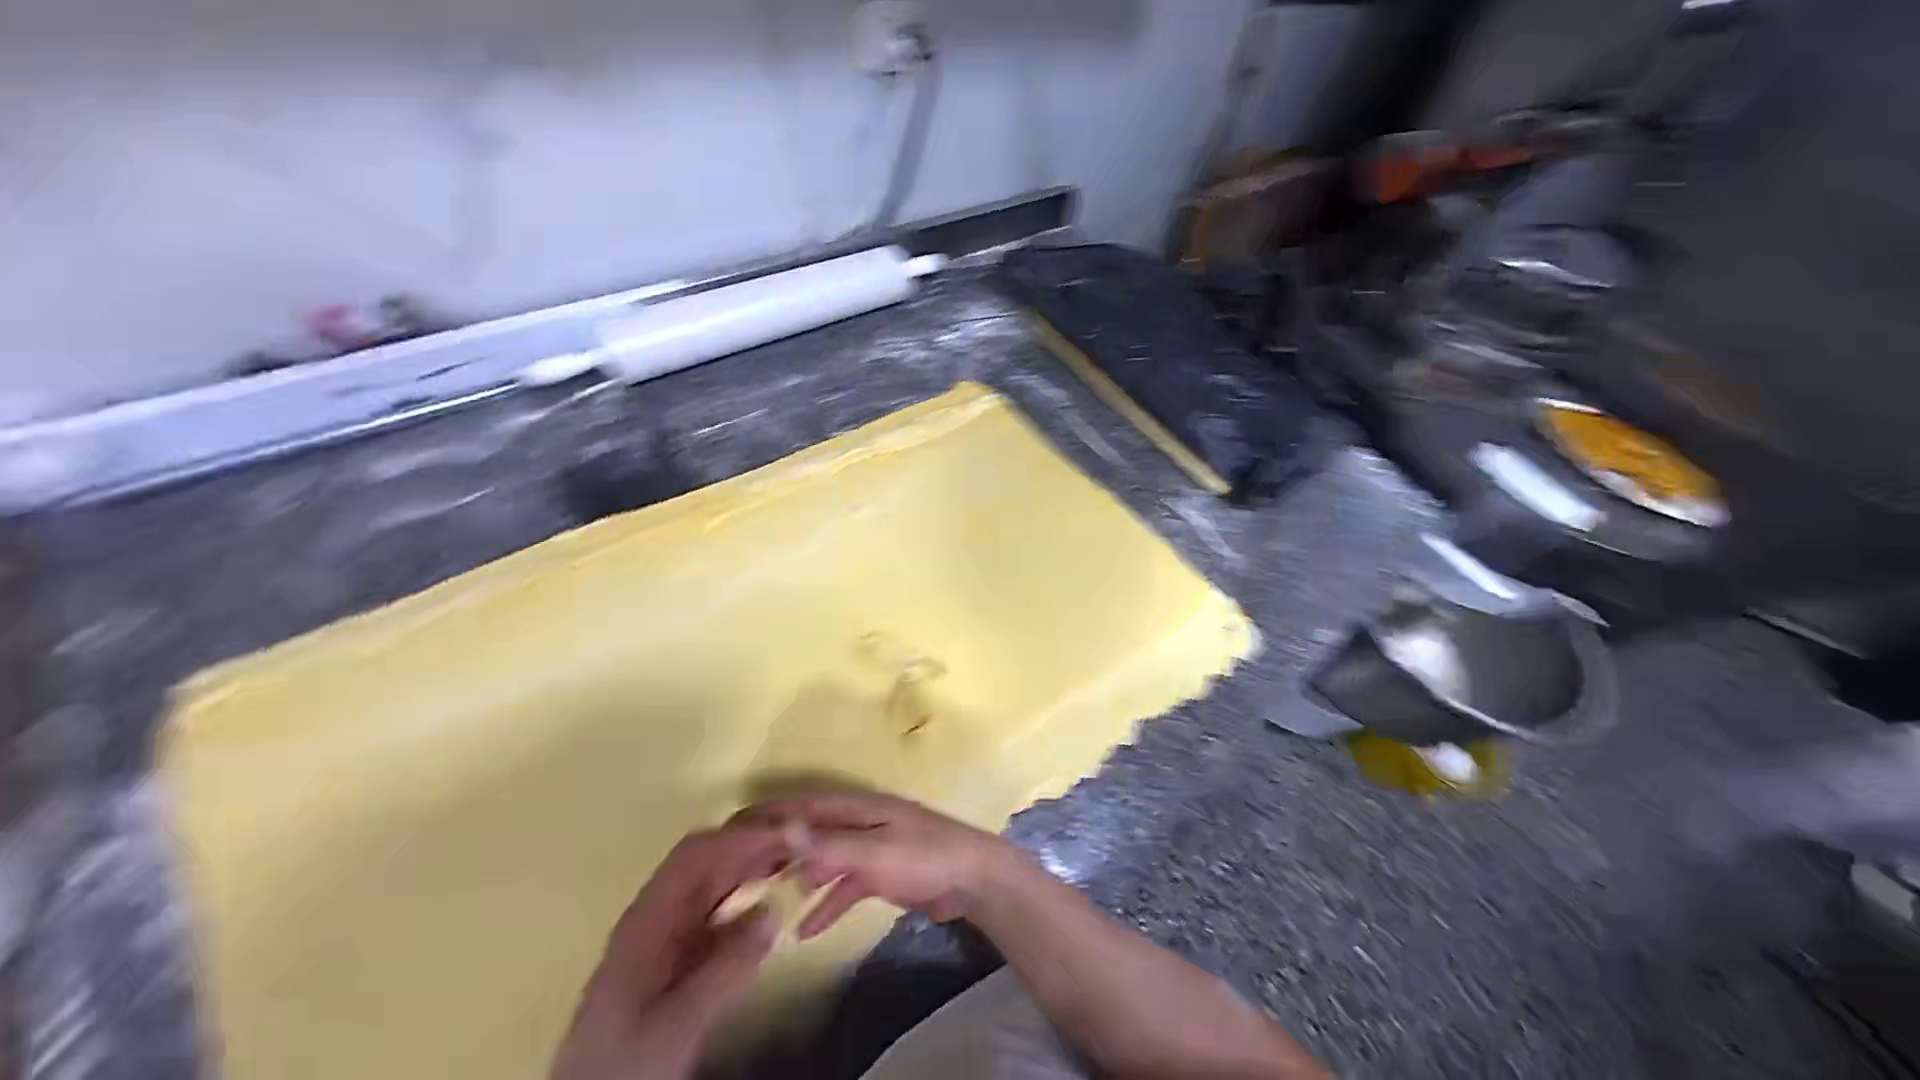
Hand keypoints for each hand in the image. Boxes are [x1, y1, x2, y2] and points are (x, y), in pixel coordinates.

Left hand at [550, 824, 790, 1079]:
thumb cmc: (626, 1065)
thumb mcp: (678, 1023)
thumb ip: (727, 966)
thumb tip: (774, 907)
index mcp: (648, 919)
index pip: (696, 855)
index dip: (743, 837)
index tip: (791, 833)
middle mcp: (659, 913)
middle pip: (709, 856)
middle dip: (755, 839)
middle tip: (805, 836)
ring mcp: (670, 931)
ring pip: (717, 877)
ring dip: (756, 860)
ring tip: (800, 855)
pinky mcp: (682, 952)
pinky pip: (721, 906)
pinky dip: (751, 891)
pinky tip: (777, 895)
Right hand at [744, 792, 1014, 939]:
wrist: (973, 879)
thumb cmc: (922, 856)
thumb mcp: (872, 851)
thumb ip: (828, 844)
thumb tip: (781, 827)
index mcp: (858, 807)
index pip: (805, 805)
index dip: (770, 813)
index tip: (734, 825)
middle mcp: (861, 822)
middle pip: (812, 830)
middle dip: (780, 846)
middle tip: (742, 868)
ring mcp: (872, 847)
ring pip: (826, 859)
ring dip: (799, 876)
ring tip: (767, 898)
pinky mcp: (882, 873)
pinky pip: (845, 887)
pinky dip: (827, 904)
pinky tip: (806, 931)